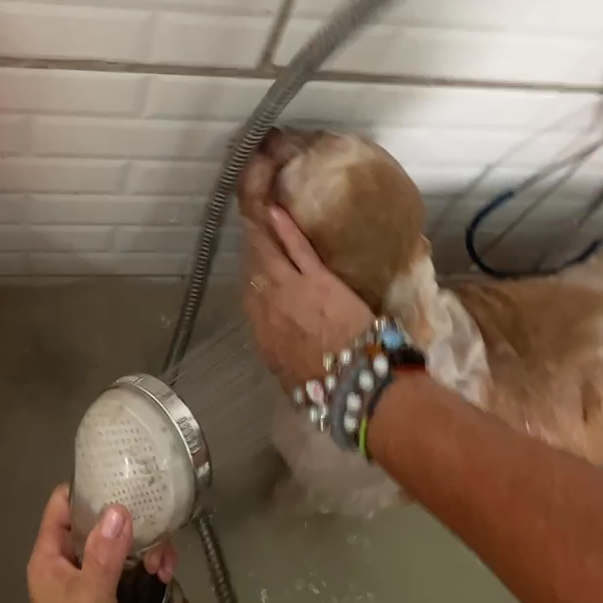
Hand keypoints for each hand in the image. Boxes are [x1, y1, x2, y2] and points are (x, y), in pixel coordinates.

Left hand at [28, 485, 177, 602]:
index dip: (87, 485)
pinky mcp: (114, 595)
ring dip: (148, 546)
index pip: (63, 504)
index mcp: (51, 557)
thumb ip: (102, 554)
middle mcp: (71, 562)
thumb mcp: (88, 597)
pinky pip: (135, 567)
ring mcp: (94, 578)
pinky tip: (167, 572)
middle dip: (130, 521)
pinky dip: (153, 566)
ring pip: (123, 544)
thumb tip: (118, 507)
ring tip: (163, 558)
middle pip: (100, 522)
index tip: (119, 471)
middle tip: (154, 520)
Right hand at [243, 205, 374, 385]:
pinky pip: (295, 248)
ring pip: (269, 256)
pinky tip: (274, 211)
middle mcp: (269, 309)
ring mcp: (291, 289)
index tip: (250, 269)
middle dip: (251, 251)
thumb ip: (281, 358)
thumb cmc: (327, 391)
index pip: (250, 300)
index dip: (250, 281)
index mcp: (264, 337)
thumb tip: (280, 351)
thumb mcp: (292, 380)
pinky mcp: (317, 278)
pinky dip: (283, 228)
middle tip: (249, 230)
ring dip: (261, 234)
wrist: (353, 384)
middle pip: (254, 272)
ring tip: (256, 215)